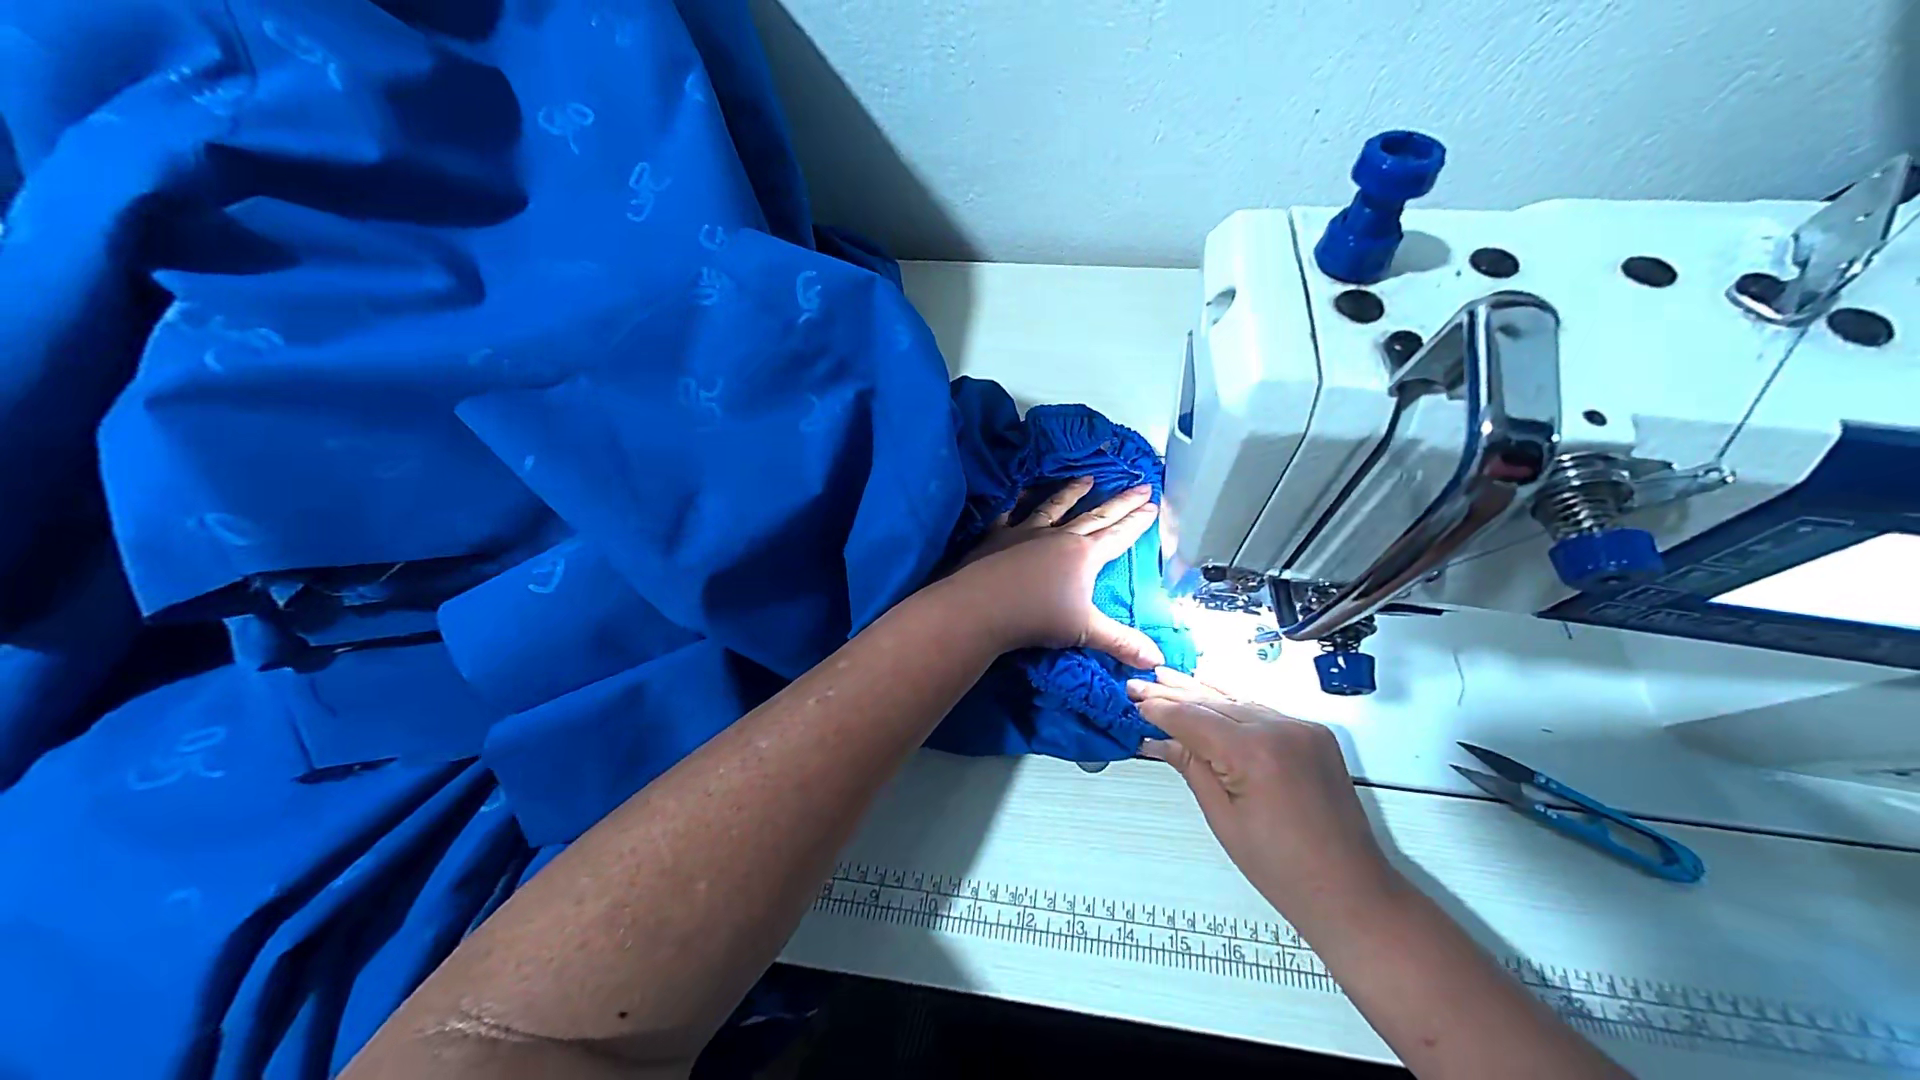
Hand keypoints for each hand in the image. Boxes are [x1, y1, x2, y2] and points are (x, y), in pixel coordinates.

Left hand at [945, 477, 1164, 668]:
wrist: (982, 607)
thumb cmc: (1037, 619)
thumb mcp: (1085, 632)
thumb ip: (1122, 643)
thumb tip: (1159, 661)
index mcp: (1084, 556)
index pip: (1119, 535)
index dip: (1138, 521)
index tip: (1153, 503)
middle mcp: (1059, 537)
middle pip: (1095, 516)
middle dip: (1121, 502)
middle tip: (1140, 485)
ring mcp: (1026, 532)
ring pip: (1055, 507)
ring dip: (1072, 493)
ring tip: (1087, 478)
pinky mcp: (998, 536)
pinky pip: (1009, 513)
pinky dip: (1015, 501)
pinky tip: (1019, 491)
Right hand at [1127, 670, 1399, 922]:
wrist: (1350, 891)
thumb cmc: (1285, 869)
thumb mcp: (1222, 818)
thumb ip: (1190, 767)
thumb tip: (1159, 740)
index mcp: (1255, 753)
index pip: (1193, 717)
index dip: (1159, 709)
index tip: (1133, 700)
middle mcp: (1282, 730)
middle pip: (1213, 702)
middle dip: (1174, 694)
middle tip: (1140, 684)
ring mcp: (1302, 729)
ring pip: (1238, 700)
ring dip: (1201, 694)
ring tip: (1165, 680)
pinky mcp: (1313, 734)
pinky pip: (1262, 710)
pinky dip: (1232, 704)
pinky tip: (1209, 696)